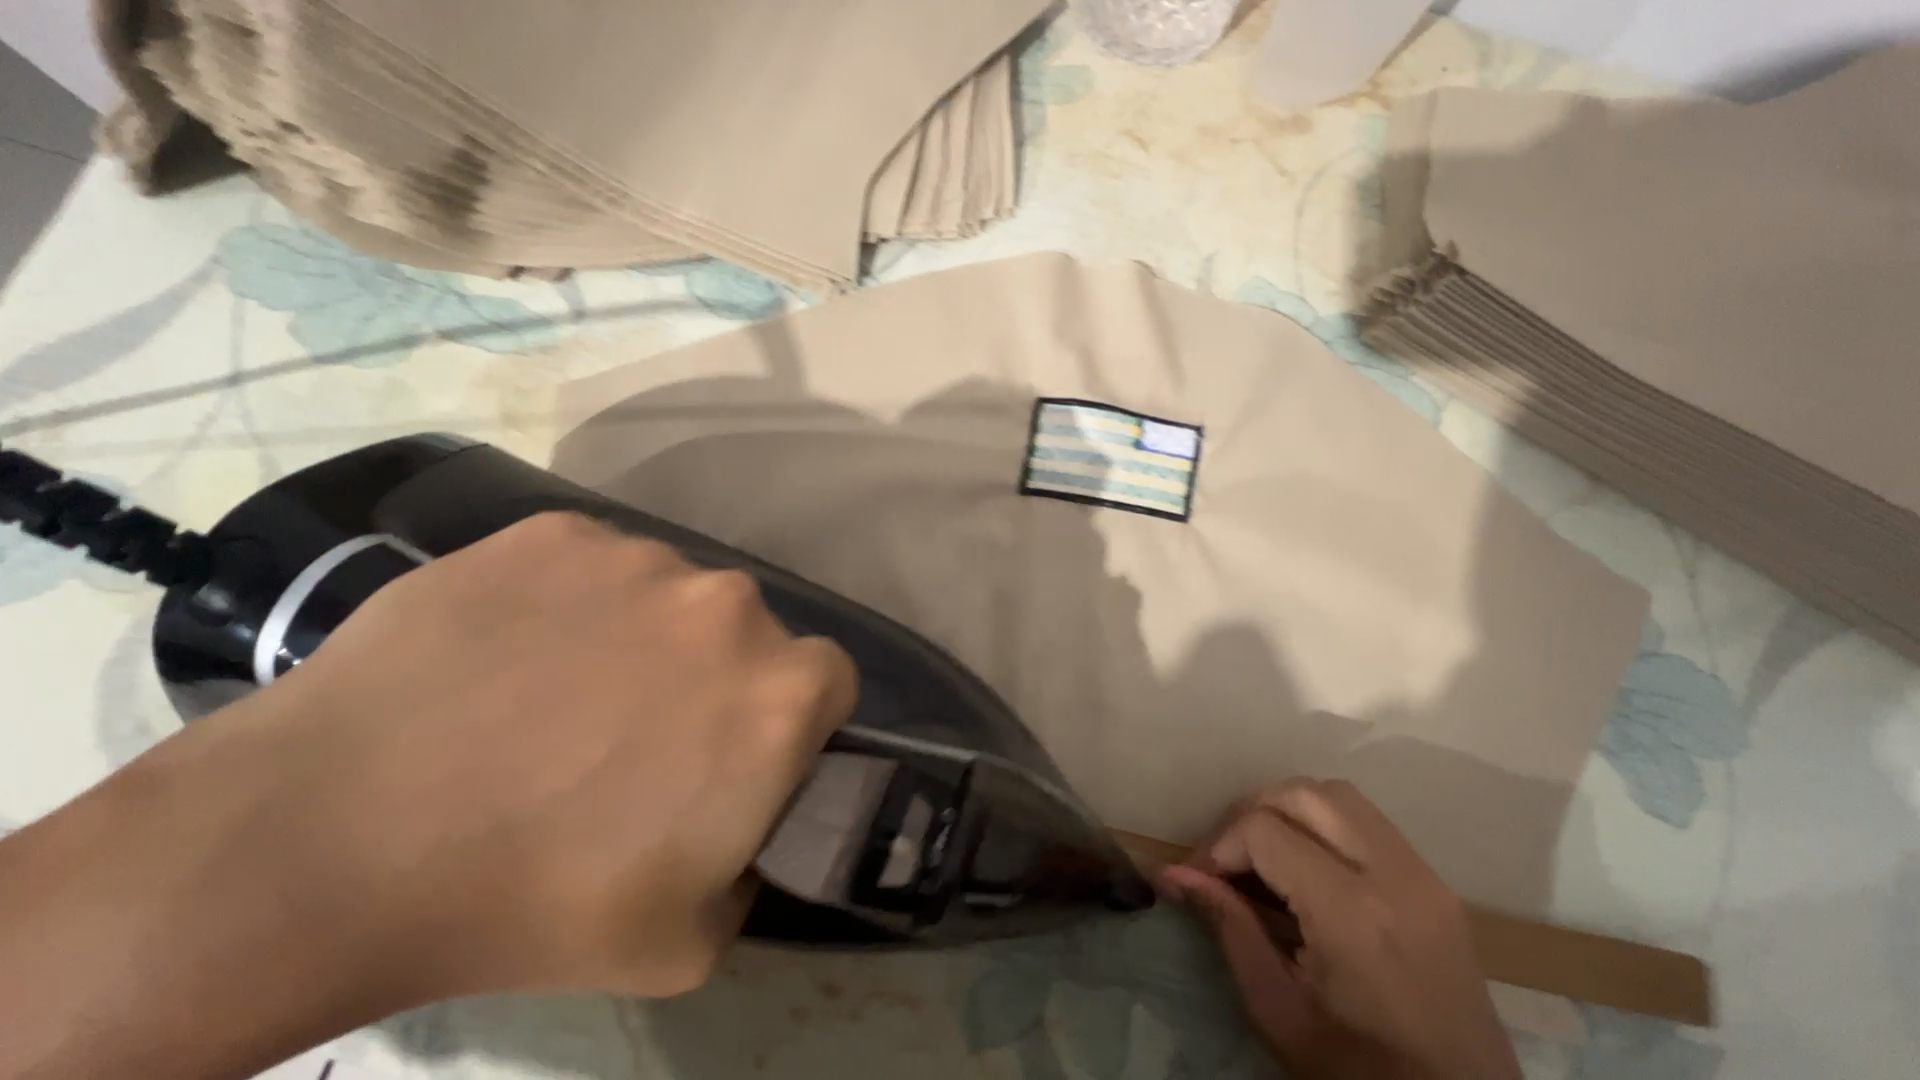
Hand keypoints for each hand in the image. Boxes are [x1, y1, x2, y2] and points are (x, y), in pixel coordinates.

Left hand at [271, 510, 858, 996]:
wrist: (334, 842)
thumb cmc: (535, 903)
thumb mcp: (687, 941)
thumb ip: (749, 873)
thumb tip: (737, 829)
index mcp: (779, 695)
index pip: (830, 683)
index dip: (792, 723)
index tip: (735, 756)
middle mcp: (727, 605)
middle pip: (747, 633)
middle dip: (713, 677)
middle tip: (634, 735)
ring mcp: (635, 558)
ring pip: (668, 593)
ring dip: (640, 635)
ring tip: (554, 694)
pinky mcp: (550, 533)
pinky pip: (589, 565)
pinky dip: (568, 602)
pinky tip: (504, 655)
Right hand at [1157, 779, 1519, 1079]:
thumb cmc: (1357, 1072)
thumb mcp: (1277, 1009)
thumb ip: (1227, 927)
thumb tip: (1170, 874)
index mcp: (1350, 913)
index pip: (1264, 830)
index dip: (1217, 847)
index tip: (1198, 882)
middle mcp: (1394, 876)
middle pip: (1303, 794)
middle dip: (1249, 815)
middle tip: (1224, 862)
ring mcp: (1425, 877)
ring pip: (1340, 796)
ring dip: (1290, 813)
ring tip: (1263, 860)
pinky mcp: (1439, 887)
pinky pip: (1371, 826)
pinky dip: (1326, 829)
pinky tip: (1308, 874)